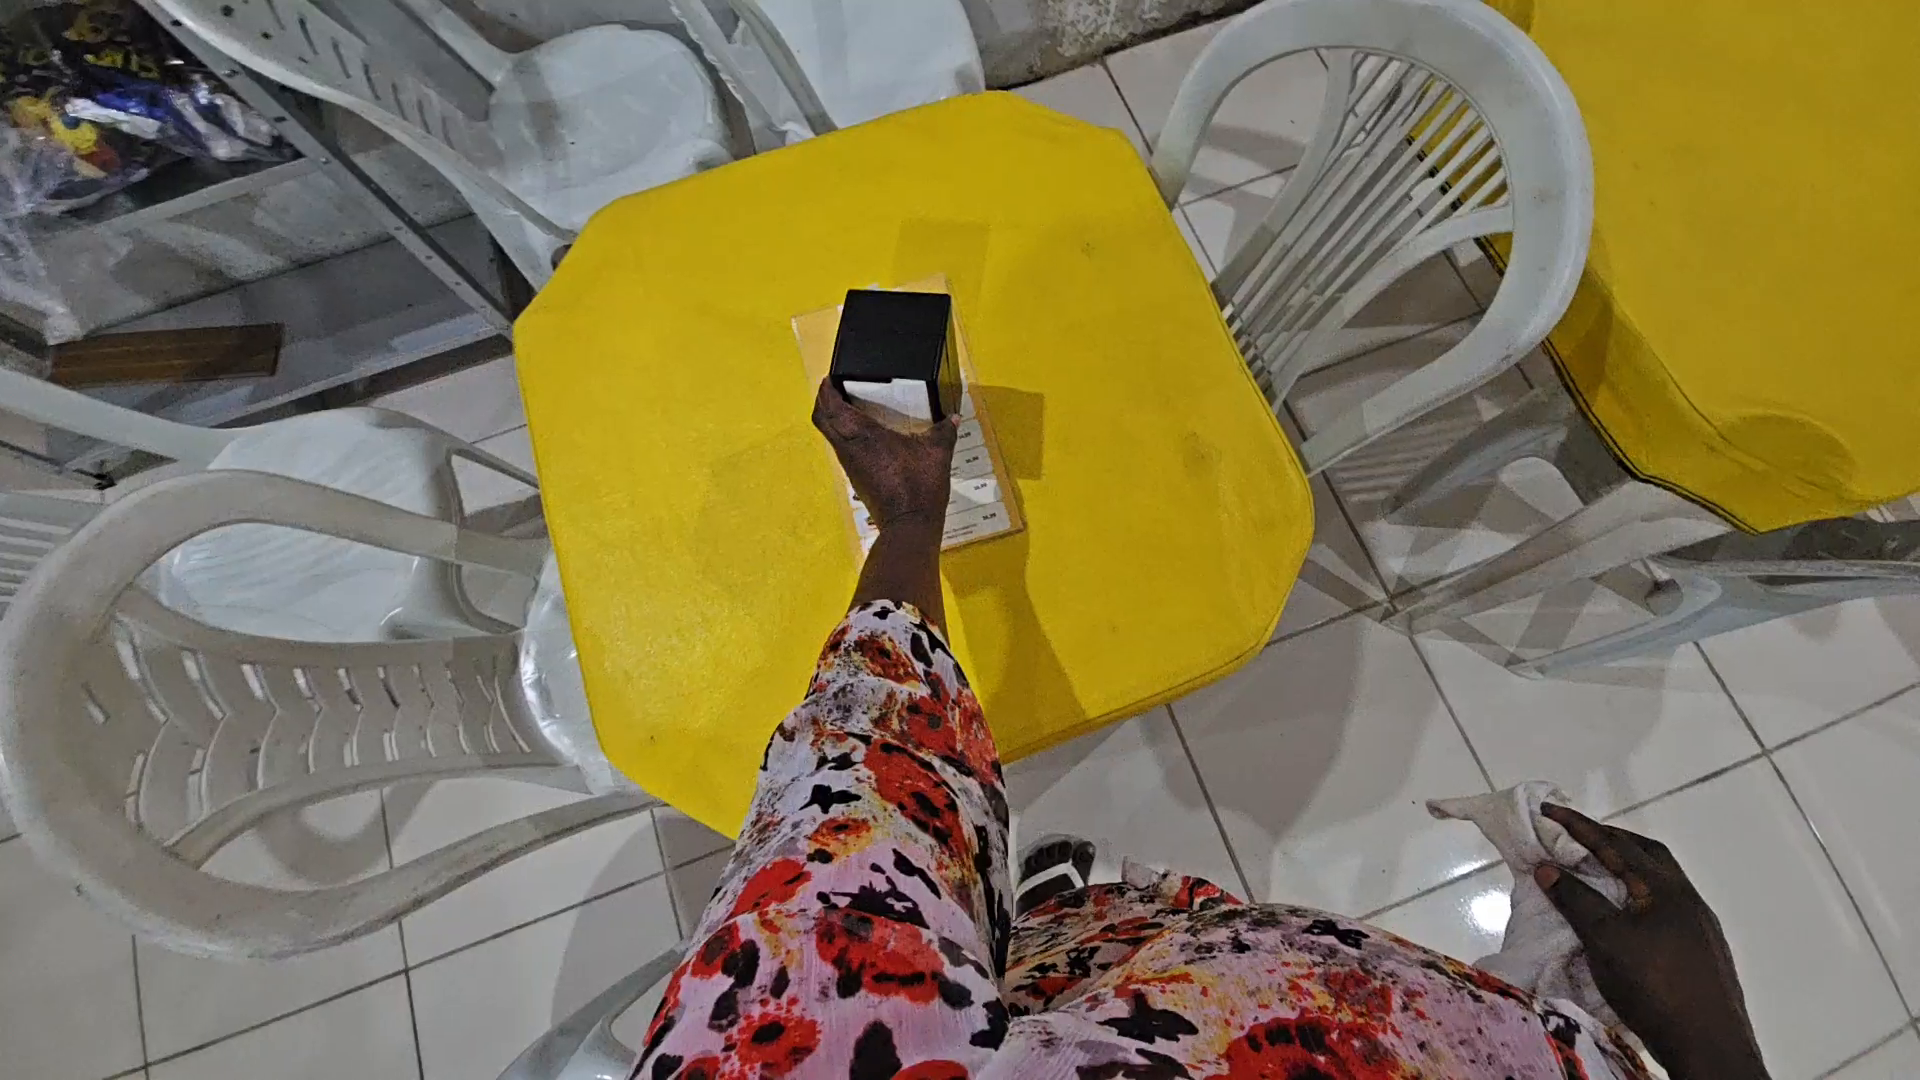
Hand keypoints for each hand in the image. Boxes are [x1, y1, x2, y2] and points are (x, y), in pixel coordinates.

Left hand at [812, 379, 956, 531]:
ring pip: (831, 436)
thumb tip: (953, 418)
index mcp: (862, 434)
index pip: (831, 407)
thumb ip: (944, 431)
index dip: (826, 390)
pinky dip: (845, 436)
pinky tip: (865, 435)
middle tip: (836, 389)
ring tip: (849, 407)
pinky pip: (842, 449)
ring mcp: (850, 465)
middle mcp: (849, 448)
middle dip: (824, 402)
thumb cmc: (918, 486)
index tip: (831, 378)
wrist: (909, 525)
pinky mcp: (856, 478)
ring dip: (834, 419)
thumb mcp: (937, 453)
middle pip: (822, 420)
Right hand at [1535, 803, 1770, 1079]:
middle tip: (1574, 834)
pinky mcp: (1700, 950)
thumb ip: (1574, 898)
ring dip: (1625, 864)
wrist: (1711, 1052)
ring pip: (1659, 878)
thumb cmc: (1654, 987)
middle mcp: (1688, 902)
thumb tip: (1547, 867)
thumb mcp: (1603, 939)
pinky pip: (1663, 901)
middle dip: (1609, 838)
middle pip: (1648, 854)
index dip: (1579, 825)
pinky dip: (1635, 888)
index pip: (1617, 845)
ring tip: (1592, 866)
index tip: (1547, 809)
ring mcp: (1699, 928)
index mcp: (1667, 892)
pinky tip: (1619, 906)